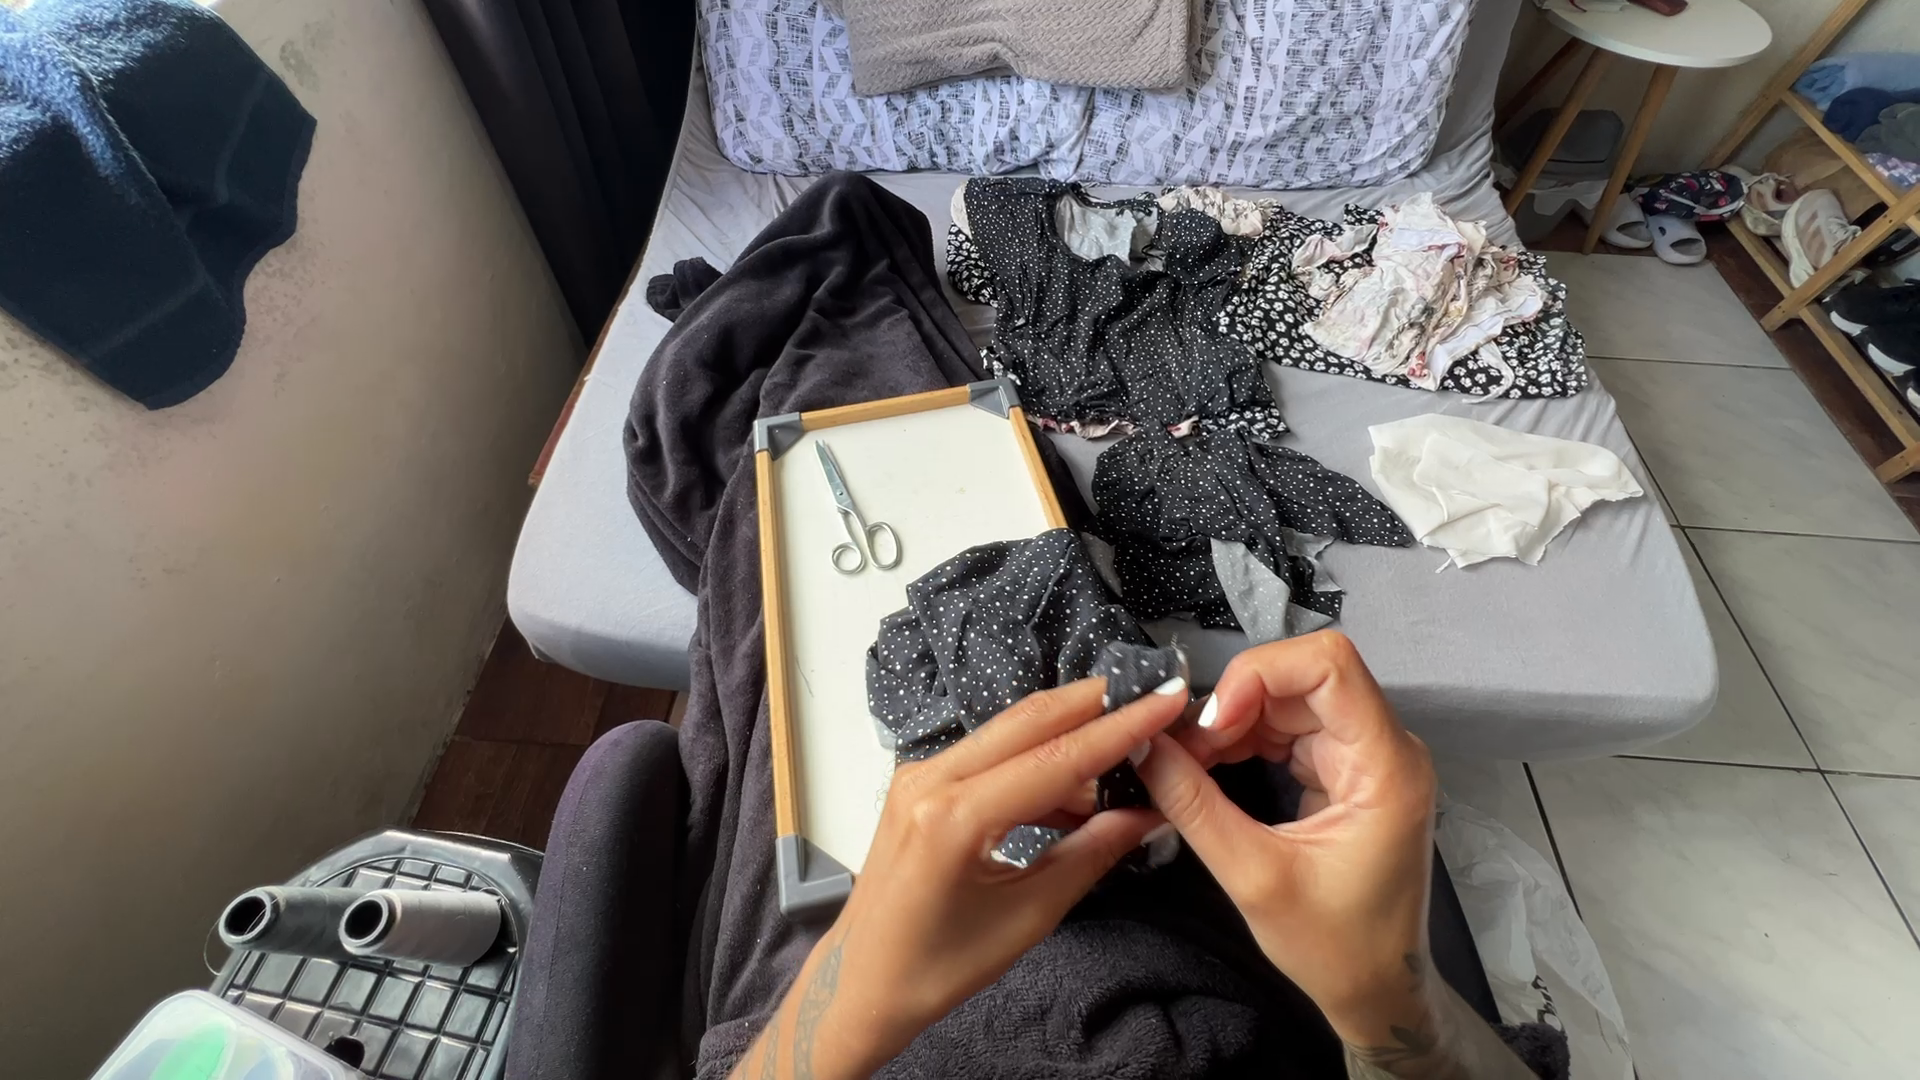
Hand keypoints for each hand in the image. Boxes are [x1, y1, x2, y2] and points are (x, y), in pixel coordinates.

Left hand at [741, 675, 1187, 1078]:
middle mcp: (931, 776)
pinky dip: (1036, 759)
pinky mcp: (922, 777)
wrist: (860, 980)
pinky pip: (991, 752)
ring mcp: (921, 771)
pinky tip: (1074, 785)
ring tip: (1123, 747)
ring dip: (1068, 732)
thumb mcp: (1026, 917)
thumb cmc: (937, 966)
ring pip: (1010, 731)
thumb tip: (1147, 813)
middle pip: (1029, 720)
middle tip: (1149, 695)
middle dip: (1094, 703)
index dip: (1118, 728)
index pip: (1055, 757)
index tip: (1164, 700)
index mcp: (954, 816)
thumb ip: (1090, 855)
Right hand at [1132, 632, 1438, 1044]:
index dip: (1259, 675)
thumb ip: (1192, 804)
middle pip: (1299, 674)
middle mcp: (1381, 744)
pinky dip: (1237, 734)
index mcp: (1384, 767)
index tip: (1213, 723)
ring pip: (1282, 694)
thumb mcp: (1252, 877)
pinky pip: (1280, 721)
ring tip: (1189, 761)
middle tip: (1186, 749)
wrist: (1378, 989)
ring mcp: (1360, 750)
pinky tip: (1207, 764)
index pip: (1328, 664)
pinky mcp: (1339, 761)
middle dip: (1232, 701)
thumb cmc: (1332, 946)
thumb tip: (1141, 743)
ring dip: (1228, 718)